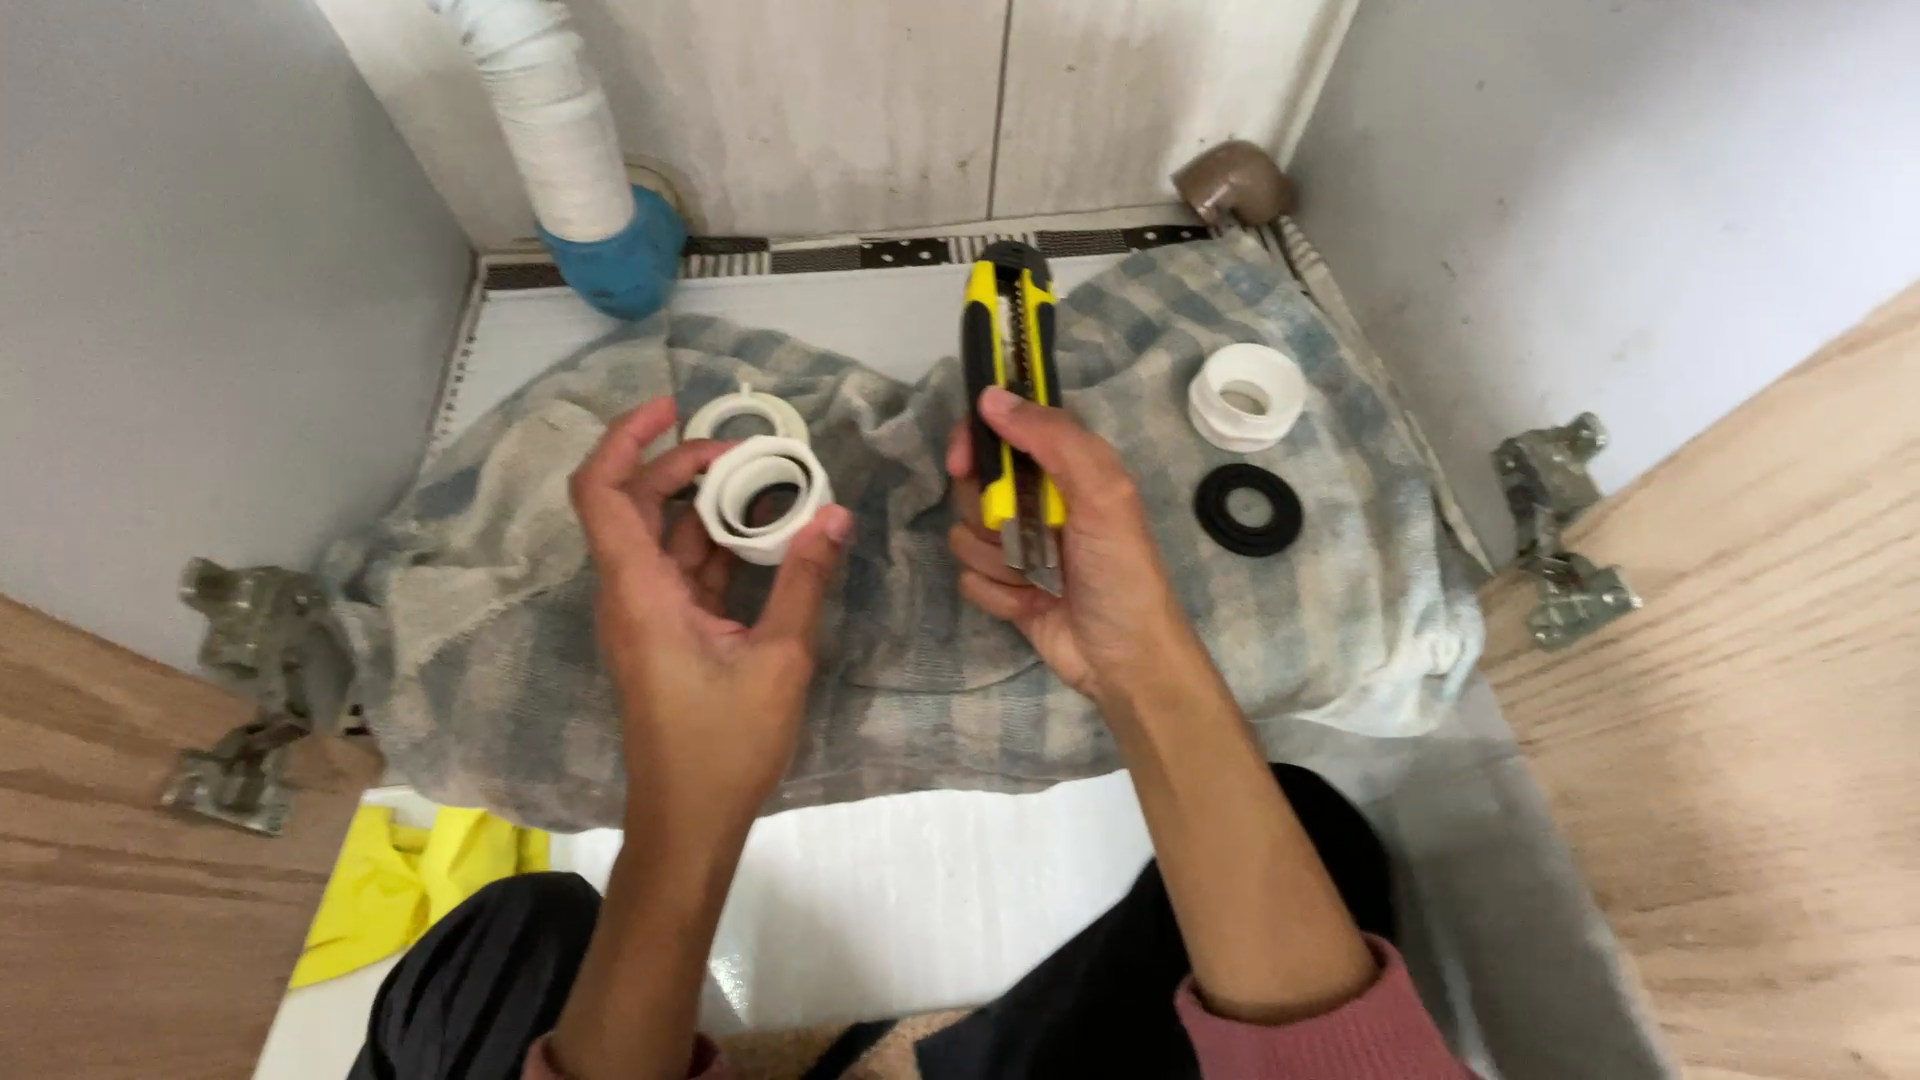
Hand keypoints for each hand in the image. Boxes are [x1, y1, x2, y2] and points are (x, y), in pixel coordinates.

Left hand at [570, 398, 852, 834]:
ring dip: (711, 505)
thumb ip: (805, 581)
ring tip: (771, 483)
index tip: (674, 409)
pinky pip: (686, 571)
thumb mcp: (779, 659)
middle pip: (637, 504)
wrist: (690, 822)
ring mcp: (649, 616)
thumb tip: (836, 514)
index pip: (603, 493)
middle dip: (687, 466)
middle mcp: (632, 595)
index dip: (627, 440)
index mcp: (640, 594)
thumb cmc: (724, 745)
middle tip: (751, 453)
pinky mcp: (669, 634)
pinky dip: (720, 544)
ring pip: (666, 537)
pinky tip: (769, 535)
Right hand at [947, 386, 1205, 709]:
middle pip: (973, 485)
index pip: (1003, 431)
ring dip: (998, 561)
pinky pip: (968, 578)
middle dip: (989, 513)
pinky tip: (1032, 605)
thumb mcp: (1103, 494)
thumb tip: (990, 397)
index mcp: (1065, 469)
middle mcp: (1036, 502)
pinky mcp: (1004, 588)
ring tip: (1038, 579)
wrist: (1124, 660)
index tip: (962, 461)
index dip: (976, 441)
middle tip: (1019, 532)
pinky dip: (998, 594)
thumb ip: (1053, 439)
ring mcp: (1017, 547)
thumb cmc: (1121, 571)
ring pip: (964, 535)